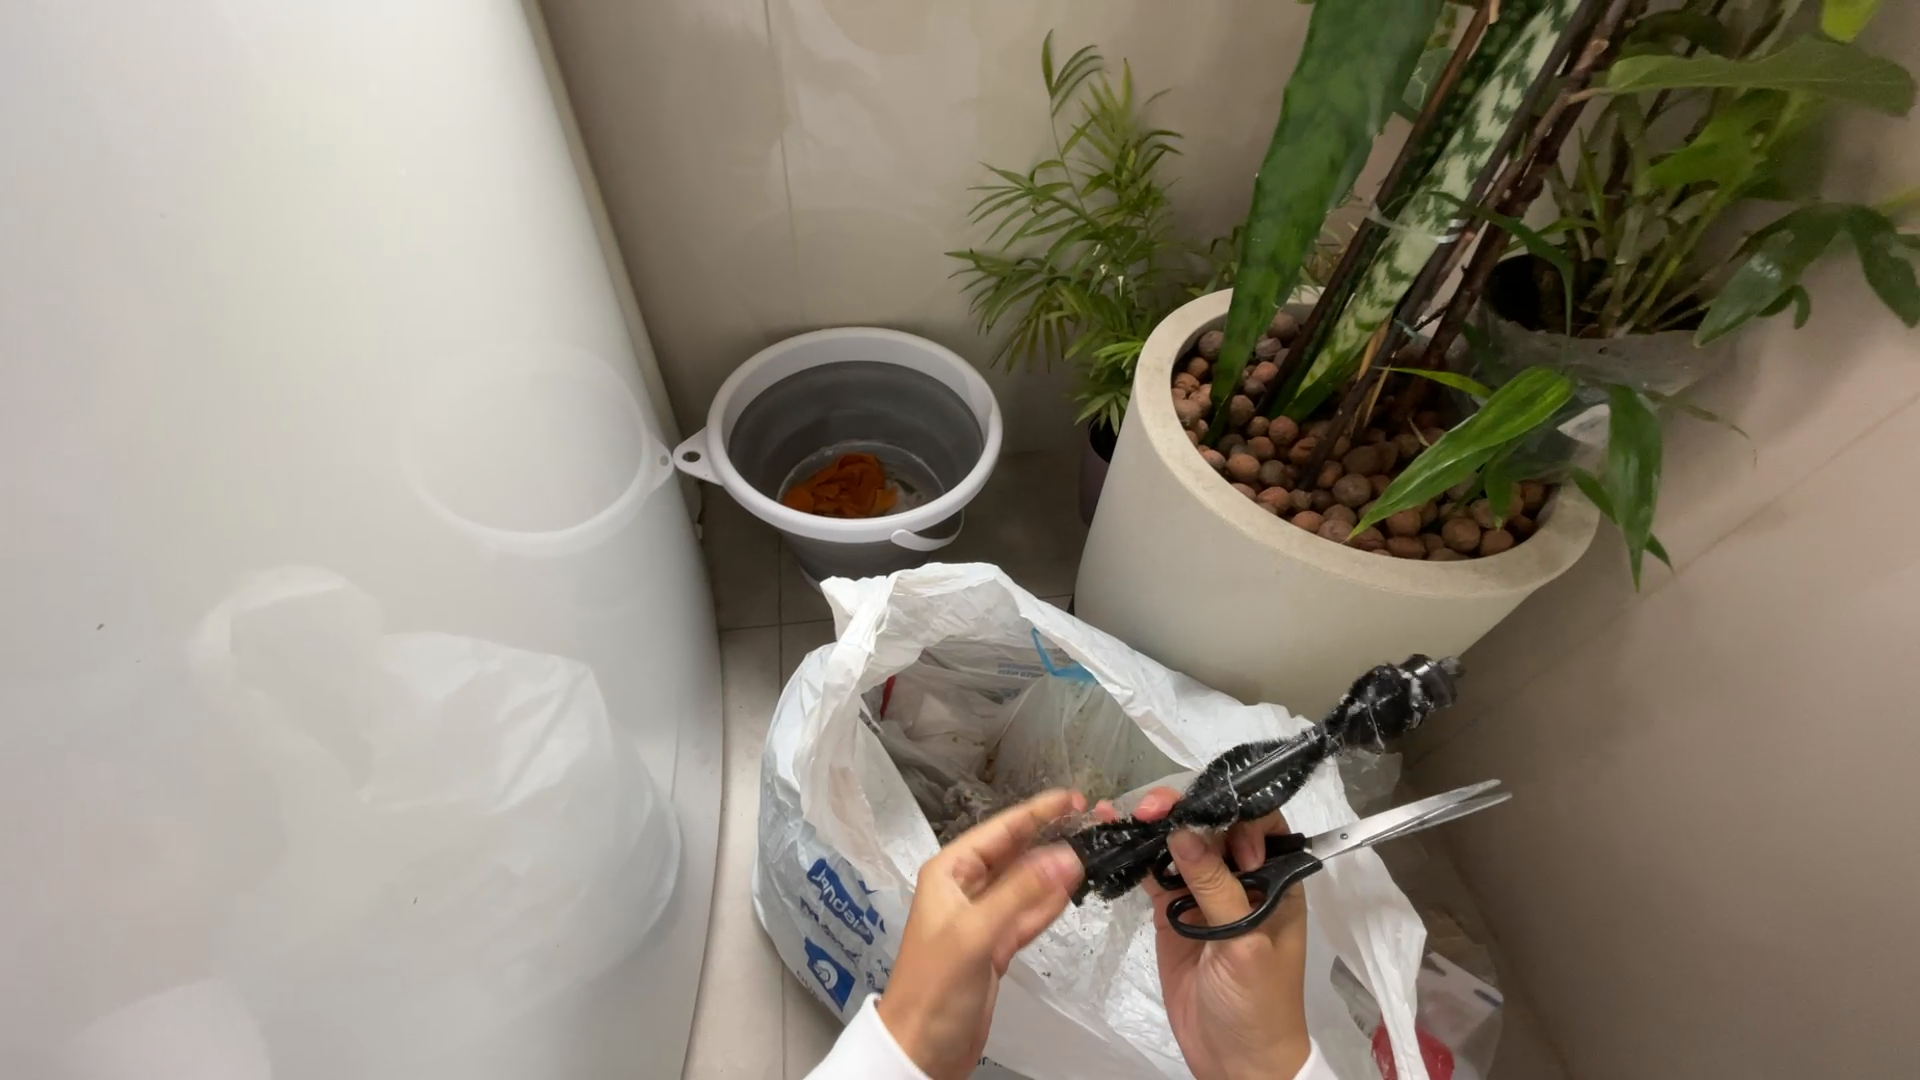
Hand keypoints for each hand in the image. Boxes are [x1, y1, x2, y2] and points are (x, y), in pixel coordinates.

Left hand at [877, 790, 1085, 1079]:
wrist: (921, 1051)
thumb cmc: (933, 987)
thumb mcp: (975, 933)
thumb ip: (1021, 893)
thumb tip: (1066, 856)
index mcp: (950, 871)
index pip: (1000, 831)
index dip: (1036, 812)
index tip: (1070, 799)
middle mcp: (966, 887)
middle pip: (1015, 852)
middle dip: (1049, 836)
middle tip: (1087, 820)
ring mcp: (983, 916)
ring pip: (1025, 883)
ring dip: (1054, 868)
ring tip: (1088, 848)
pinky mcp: (996, 944)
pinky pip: (1028, 914)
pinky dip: (1049, 902)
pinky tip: (1071, 887)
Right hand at [1123, 788, 1313, 1079]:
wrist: (1234, 1061)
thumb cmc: (1259, 1002)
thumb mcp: (1245, 942)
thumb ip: (1215, 886)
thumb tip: (1181, 831)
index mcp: (1274, 879)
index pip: (1259, 825)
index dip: (1234, 813)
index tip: (1205, 820)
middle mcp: (1239, 876)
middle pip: (1211, 825)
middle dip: (1183, 808)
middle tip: (1151, 807)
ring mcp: (1201, 890)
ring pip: (1179, 840)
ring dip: (1154, 822)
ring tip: (1127, 811)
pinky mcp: (1171, 907)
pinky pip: (1153, 869)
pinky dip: (1134, 850)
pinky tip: (1113, 828)